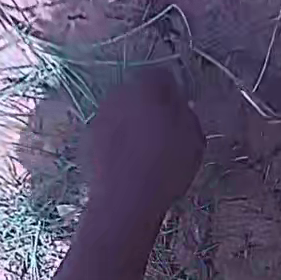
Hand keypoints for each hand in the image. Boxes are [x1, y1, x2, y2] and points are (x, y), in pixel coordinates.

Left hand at [79, 70, 204, 222]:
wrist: (124, 201)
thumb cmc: (165, 166)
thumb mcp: (193, 139)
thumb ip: (186, 115)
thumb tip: (178, 107)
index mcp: (145, 87)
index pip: (162, 77)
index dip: (173, 94)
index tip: (180, 114)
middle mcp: (117, 96)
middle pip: (137, 95)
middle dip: (149, 109)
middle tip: (164, 135)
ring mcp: (98, 119)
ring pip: (120, 116)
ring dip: (131, 127)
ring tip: (145, 154)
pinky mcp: (87, 143)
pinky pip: (108, 137)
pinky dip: (117, 145)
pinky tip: (128, 166)